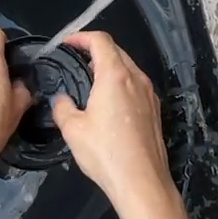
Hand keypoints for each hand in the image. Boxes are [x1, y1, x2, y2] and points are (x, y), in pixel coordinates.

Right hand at [51, 32, 175, 212]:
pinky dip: (120, 82)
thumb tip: (62, 100)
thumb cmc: (105, 152)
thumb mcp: (73, 129)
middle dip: (95, 49)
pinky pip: (136, 85)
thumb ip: (63, 108)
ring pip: (129, 67)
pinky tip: (108, 100)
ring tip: (89, 78)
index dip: (82, 37)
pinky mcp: (154, 110)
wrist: (141, 181)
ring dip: (109, 66)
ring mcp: (149, 94)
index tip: (67, 43)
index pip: (101, 41)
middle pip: (117, 51)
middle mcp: (136, 78)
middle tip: (75, 59)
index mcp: (115, 76)